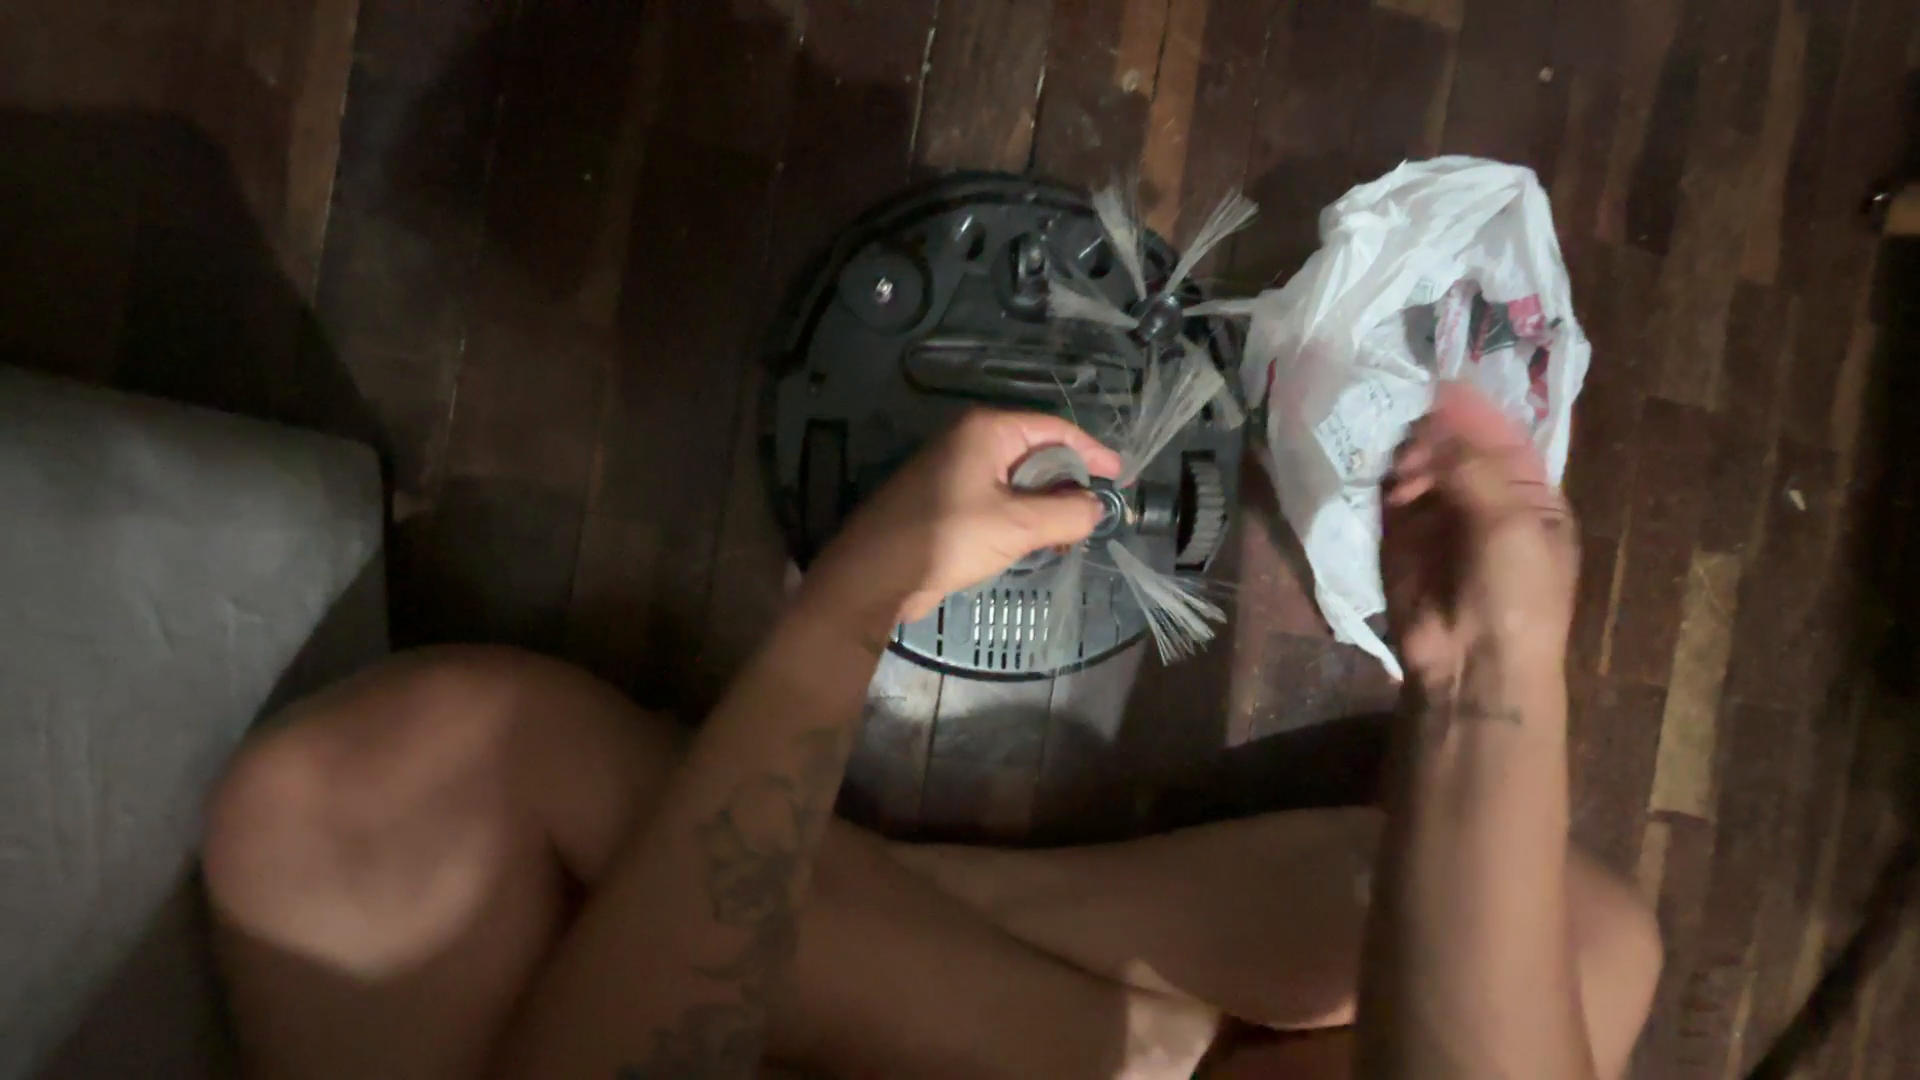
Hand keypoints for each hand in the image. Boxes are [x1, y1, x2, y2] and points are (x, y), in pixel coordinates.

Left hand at [802, 409, 1121, 631]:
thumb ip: (1065, 513)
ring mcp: (955, 470)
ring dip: (1045, 506)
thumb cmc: (946, 537)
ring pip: (1017, 480)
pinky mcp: (946, 500)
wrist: (874, 575)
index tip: (1120, 476)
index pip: (1054, 430)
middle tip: (1093, 516)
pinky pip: (997, 500)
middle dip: (1068, 484)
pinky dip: (1021, 517)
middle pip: (1036, 453)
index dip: (1091, 452)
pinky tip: (1037, 543)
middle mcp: (970, 441)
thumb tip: (1097, 507)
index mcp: (986, 430)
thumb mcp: (1016, 525)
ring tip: (1069, 537)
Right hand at [1381, 383, 1577, 690]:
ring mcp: (1435, 517)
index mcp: (1528, 495)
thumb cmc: (1515, 594)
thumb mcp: (1511, 525)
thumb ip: (1474, 469)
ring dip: (1407, 458)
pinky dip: (1383, 481)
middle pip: (1454, 448)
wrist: (1472, 660)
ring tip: (1401, 466)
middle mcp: (1480, 498)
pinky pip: (1387, 496)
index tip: (1440, 382)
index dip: (1475, 411)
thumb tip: (1437, 420)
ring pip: (1417, 468)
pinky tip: (1382, 475)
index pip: (1501, 437)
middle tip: (1412, 429)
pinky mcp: (1396, 536)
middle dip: (1435, 433)